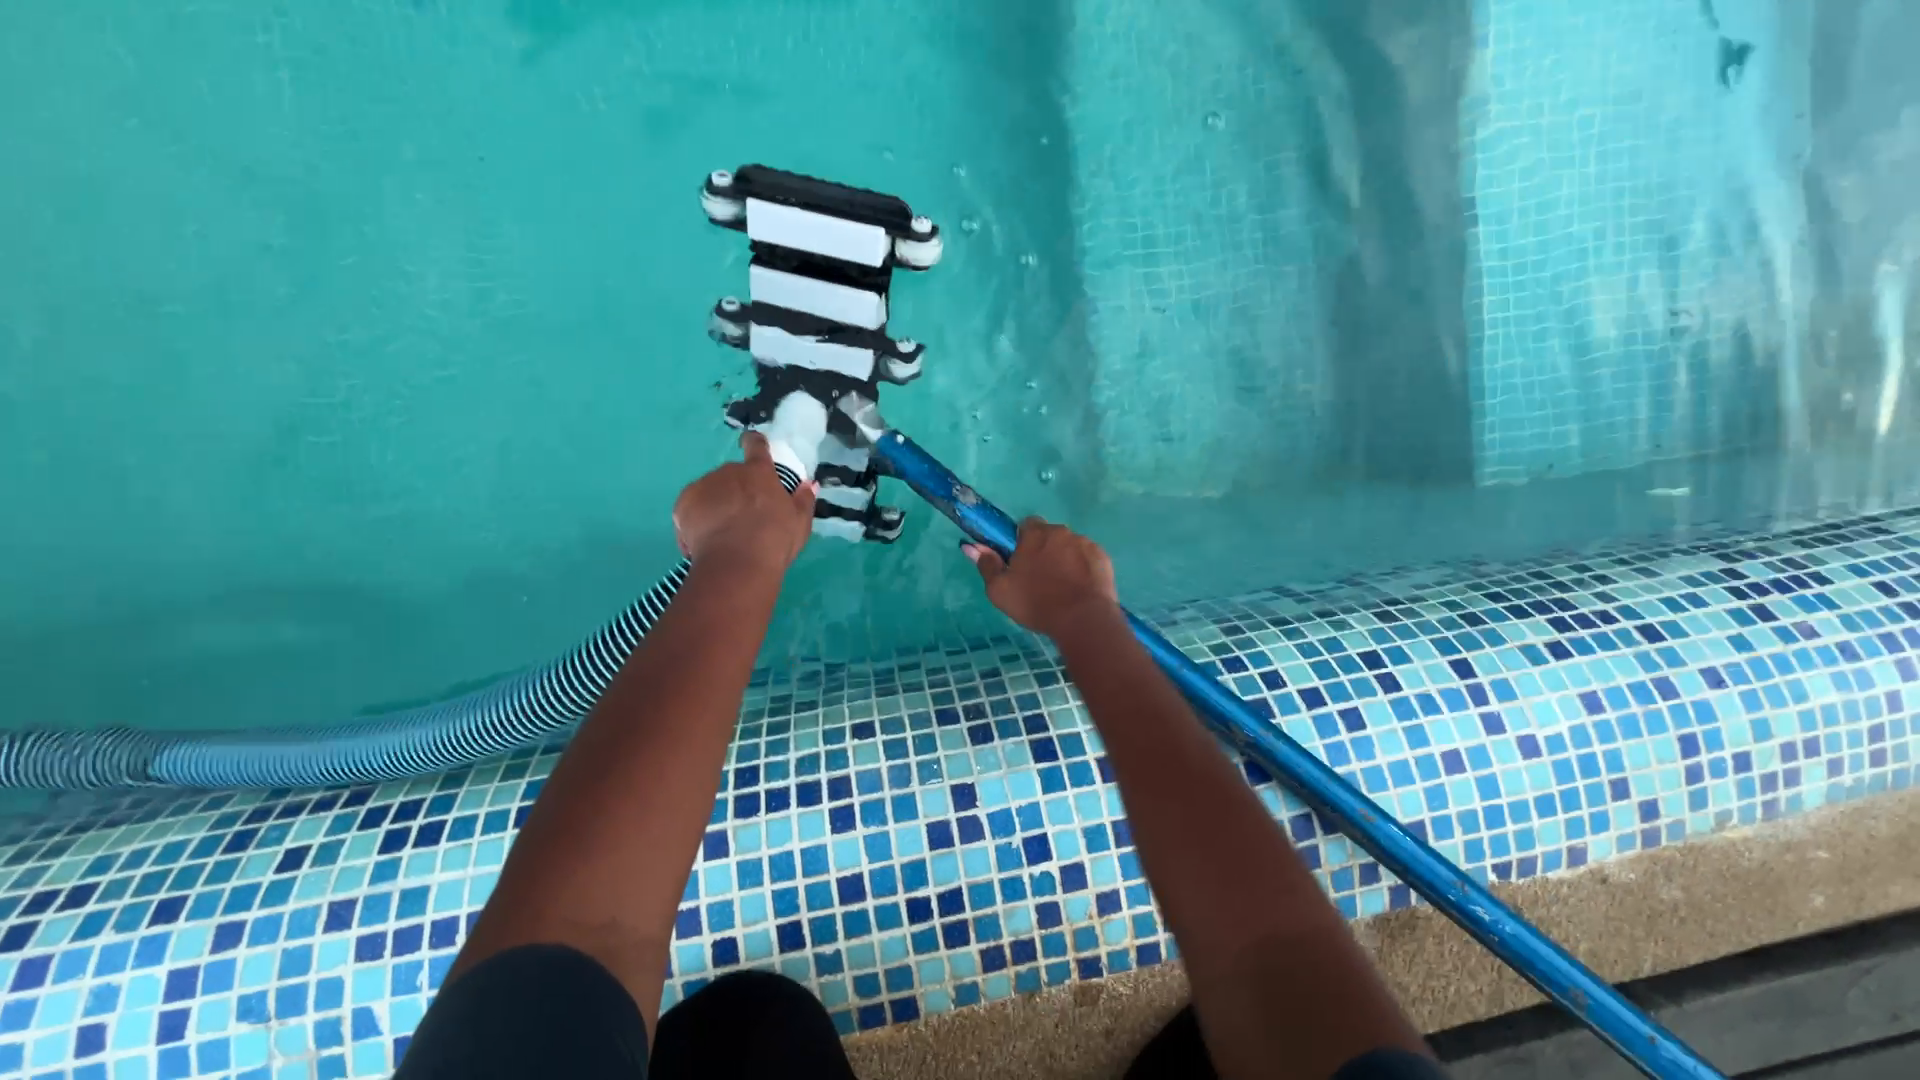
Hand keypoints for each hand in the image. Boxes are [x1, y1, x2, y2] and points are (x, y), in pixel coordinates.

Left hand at [673, 433, 817, 572]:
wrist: (736, 563)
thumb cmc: (774, 540)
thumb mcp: (799, 522)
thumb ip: (803, 500)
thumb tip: (810, 484)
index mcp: (759, 472)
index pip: (756, 445)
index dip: (755, 444)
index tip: (752, 446)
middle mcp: (729, 471)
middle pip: (732, 474)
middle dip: (737, 489)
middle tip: (743, 516)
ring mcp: (704, 486)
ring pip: (710, 490)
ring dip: (716, 503)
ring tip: (723, 533)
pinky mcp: (683, 504)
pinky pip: (692, 507)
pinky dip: (697, 519)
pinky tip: (705, 539)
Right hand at [963, 517, 1120, 638]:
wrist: (1082, 619)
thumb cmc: (1035, 603)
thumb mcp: (1000, 589)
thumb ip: (987, 565)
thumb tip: (971, 546)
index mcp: (1035, 534)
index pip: (1026, 524)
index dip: (1021, 541)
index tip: (1020, 561)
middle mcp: (1061, 532)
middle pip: (1049, 536)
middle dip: (1044, 550)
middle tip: (1039, 579)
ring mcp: (1085, 544)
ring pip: (1070, 547)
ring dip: (1064, 560)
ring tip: (1062, 588)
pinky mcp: (1103, 558)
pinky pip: (1088, 559)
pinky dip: (1083, 570)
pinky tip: (1079, 590)